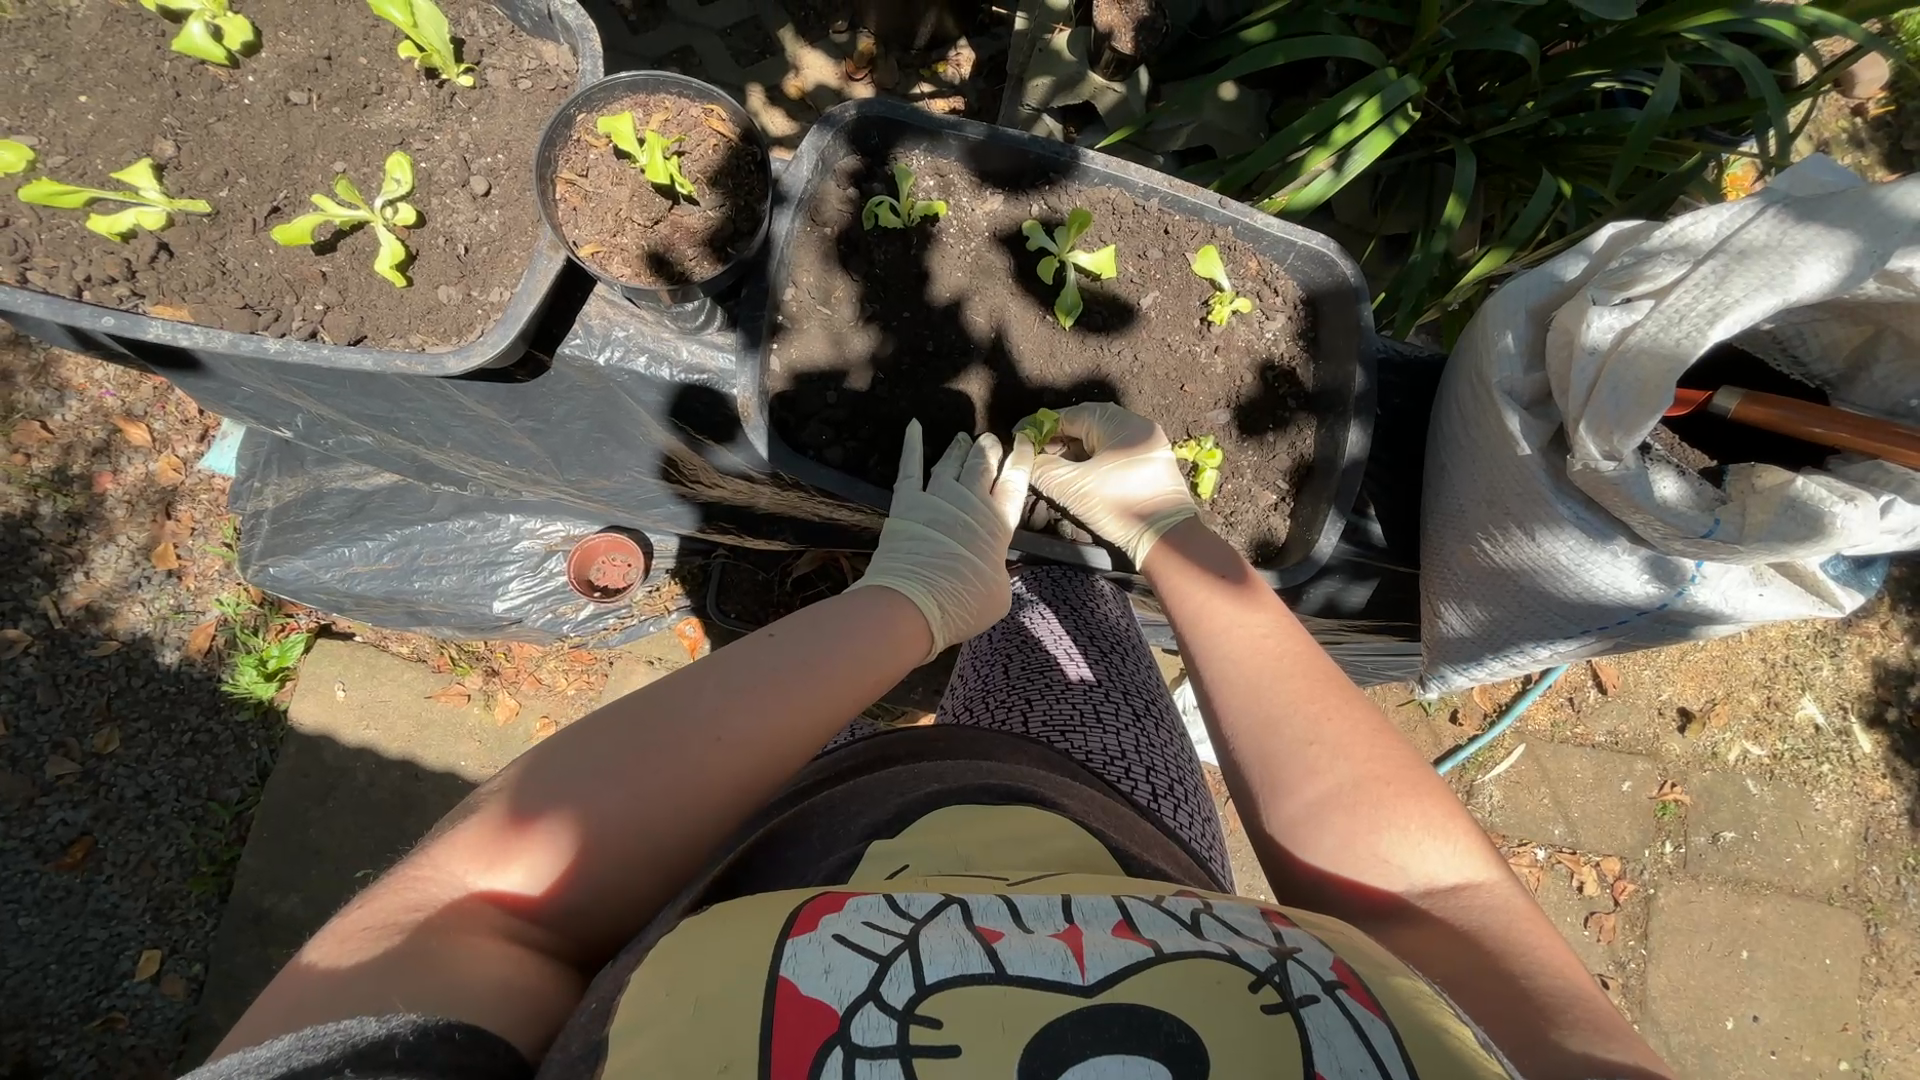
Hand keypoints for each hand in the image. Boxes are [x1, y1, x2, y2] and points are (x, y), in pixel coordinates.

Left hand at [849, 421, 1034, 661]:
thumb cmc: (964, 604)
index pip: (1014, 484)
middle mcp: (971, 503)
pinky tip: (914, 427)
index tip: (1023, 444)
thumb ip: (998, 570)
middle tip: (991, 439)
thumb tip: (993, 566)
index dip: (1020, 461)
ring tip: (964, 438)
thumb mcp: (999, 592)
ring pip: (951, 463)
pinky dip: (912, 446)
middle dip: (989, 450)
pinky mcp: (907, 502)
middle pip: (983, 466)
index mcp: (999, 524)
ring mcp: (937, 498)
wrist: (915, 602)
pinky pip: (910, 468)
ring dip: (959, 449)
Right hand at [1030, 402, 1197, 567]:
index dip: (1041, 428)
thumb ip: (1042, 469)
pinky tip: (1079, 477)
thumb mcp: (1071, 487)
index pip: (1068, 415)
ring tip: (1054, 470)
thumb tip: (1025, 458)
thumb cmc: (1118, 506)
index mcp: (1117, 422)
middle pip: (1086, 424)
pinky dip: (1093, 460)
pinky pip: (1115, 452)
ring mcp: (1147, 442)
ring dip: (1074, 452)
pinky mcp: (1152, 462)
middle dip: (1057, 440)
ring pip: (1101, 439)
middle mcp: (1135, 424)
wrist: (1166, 538)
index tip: (1020, 439)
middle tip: (1036, 457)